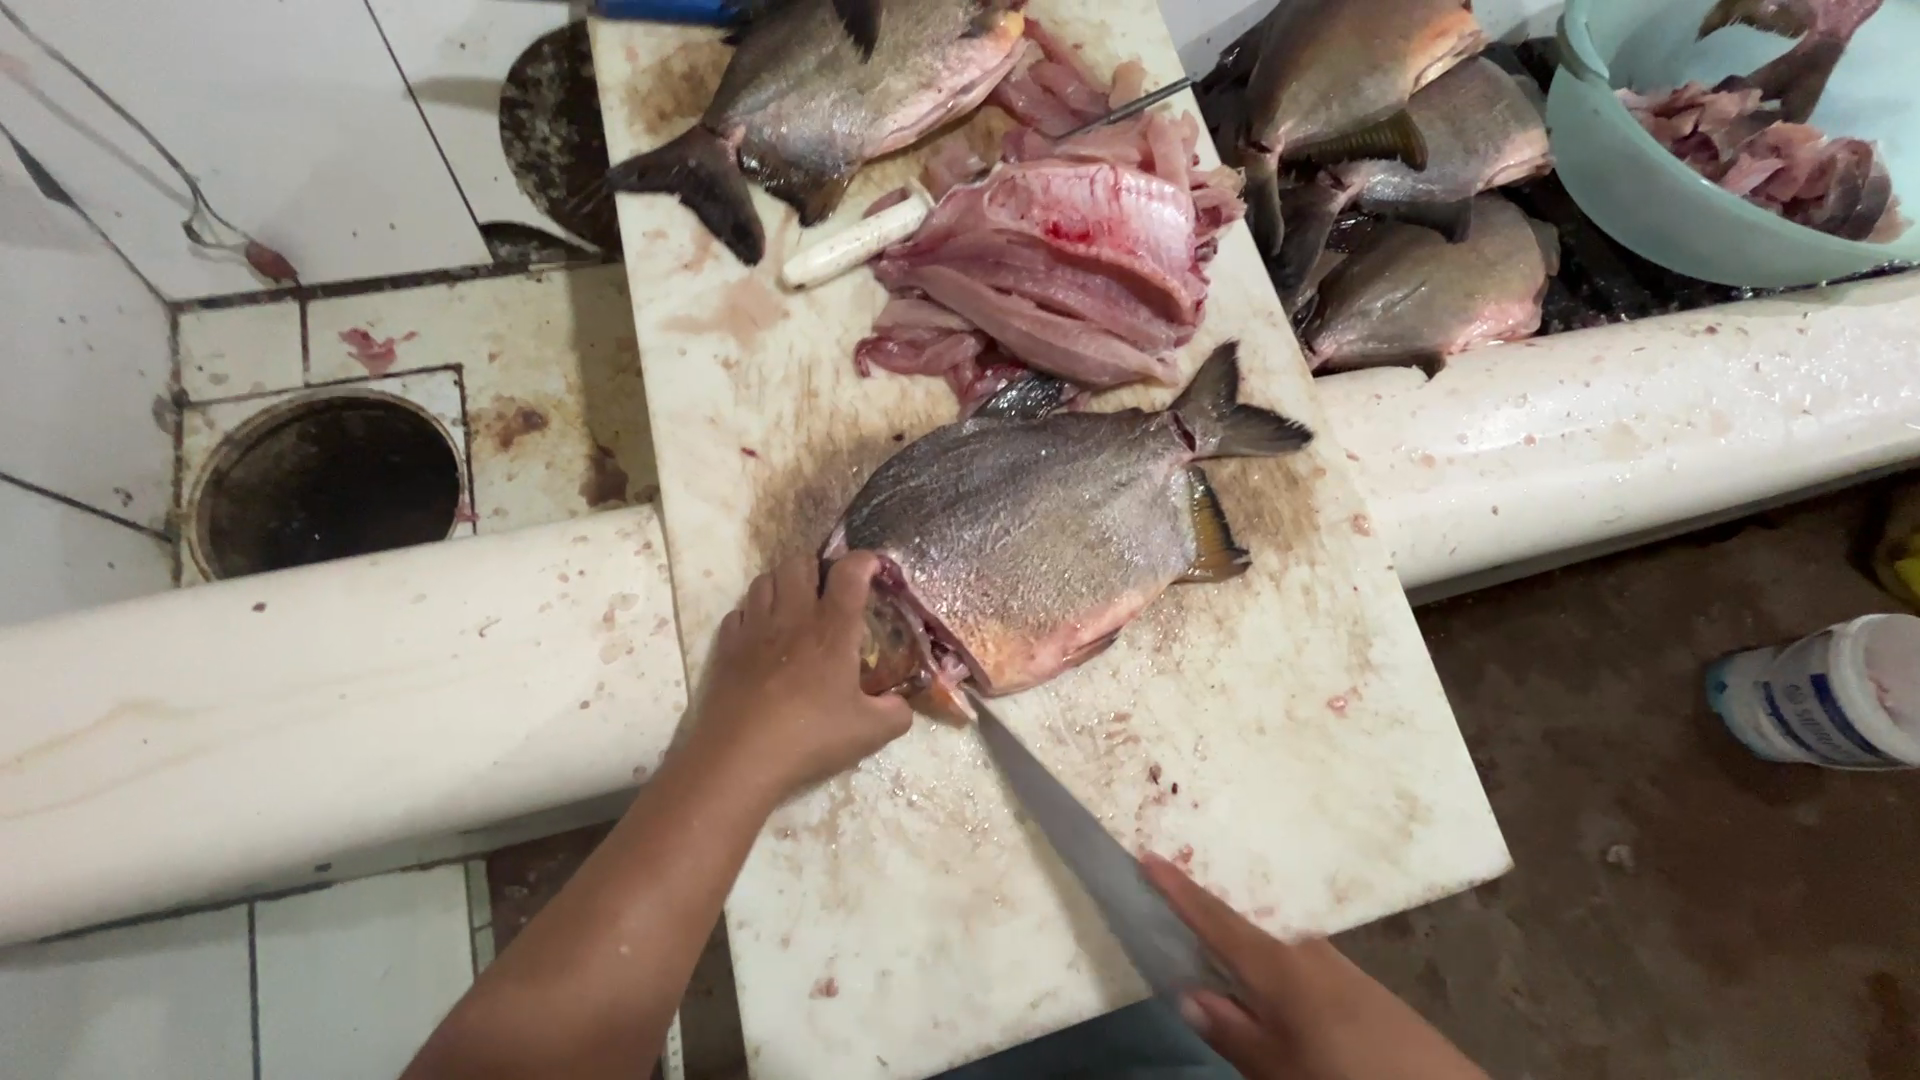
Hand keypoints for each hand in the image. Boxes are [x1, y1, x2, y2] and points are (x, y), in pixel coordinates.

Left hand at [691, 552, 913, 801]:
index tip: (873, 567)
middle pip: (799, 562)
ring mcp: (754, 629)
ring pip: (765, 579)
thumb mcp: (870, 732)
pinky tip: (762, 635)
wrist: (740, 758)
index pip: (849, 573)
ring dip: (783, 583)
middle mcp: (793, 617)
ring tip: (795, 606)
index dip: (864, 561)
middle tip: (829, 590)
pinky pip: (739, 611)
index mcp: (832, 629)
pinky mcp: (726, 646)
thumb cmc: (810, 738)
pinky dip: (753, 613)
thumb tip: (901, 704)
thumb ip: (896, 713)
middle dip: (817, 567)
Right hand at [1142, 854, 1488, 1079]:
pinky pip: (1296, 954)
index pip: (1215, 918)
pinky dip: (1269, 955)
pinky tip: (1271, 981)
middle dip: (1206, 907)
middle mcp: (1304, 950)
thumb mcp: (1281, 1071)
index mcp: (1277, 967)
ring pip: (1272, 938)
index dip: (1178, 890)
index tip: (1146, 856)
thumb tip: (1187, 994)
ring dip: (1239, 934)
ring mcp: (1335, 962)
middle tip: (1172, 894)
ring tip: (1214, 943)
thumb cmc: (1348, 1079)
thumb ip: (1233, 1032)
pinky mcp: (1357, 982)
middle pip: (1243, 920)